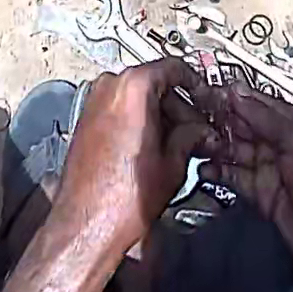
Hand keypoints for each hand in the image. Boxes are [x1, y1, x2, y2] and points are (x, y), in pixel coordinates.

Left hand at [0, 60, 214, 291]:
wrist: (87, 223)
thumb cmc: (121, 198)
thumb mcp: (172, 164)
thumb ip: (190, 136)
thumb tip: (199, 130)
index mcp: (133, 87)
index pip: (173, 68)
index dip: (196, 83)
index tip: (205, 98)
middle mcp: (111, 86)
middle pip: (155, 82)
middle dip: (179, 106)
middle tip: (198, 128)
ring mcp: (96, 99)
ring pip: (138, 95)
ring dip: (160, 114)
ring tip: (179, 142)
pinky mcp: (88, 116)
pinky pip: (121, 107)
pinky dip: (140, 119)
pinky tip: (155, 145)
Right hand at [204, 85, 292, 291]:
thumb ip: (264, 117)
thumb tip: (236, 92)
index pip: (257, 102)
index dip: (232, 95)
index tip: (206, 89)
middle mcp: (281, 143)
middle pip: (244, 124)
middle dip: (220, 119)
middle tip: (192, 114)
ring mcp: (272, 170)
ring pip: (236, 150)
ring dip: (216, 144)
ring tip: (193, 140)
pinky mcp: (263, 196)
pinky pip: (236, 178)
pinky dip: (219, 171)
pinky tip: (203, 167)